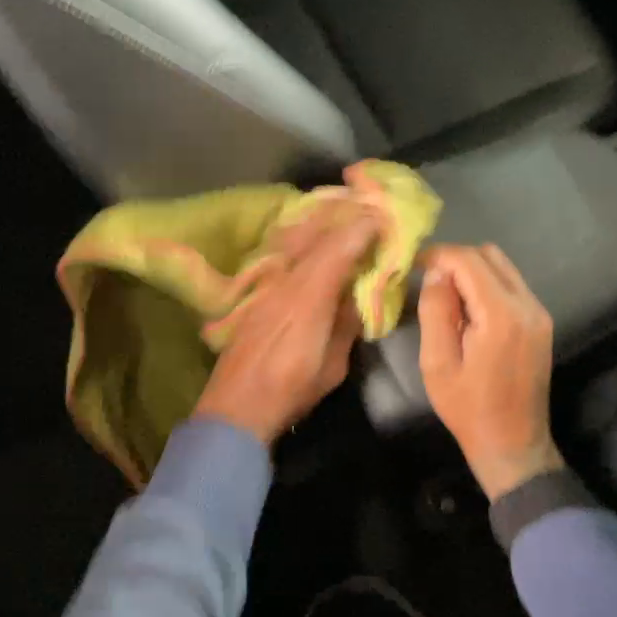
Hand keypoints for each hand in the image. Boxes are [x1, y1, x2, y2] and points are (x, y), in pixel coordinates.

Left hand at [193, 207, 374, 445]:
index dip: (360, 229)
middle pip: (315, 238)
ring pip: (295, 242)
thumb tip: (359, 296)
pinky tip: (310, 241)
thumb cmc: (289, 389)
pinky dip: (301, 241)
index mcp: (309, 296)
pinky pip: (282, 255)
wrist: (235, 406)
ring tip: (342, 217)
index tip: (381, 218)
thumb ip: (346, 325)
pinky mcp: (255, 292)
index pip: (338, 248)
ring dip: (320, 226)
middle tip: (366, 210)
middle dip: (342, 221)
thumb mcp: (332, 365)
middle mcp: (286, 280)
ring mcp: (266, 284)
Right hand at [417, 244, 566, 499]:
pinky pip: (512, 284)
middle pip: (489, 254)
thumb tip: (435, 273)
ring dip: (472, 270)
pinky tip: (469, 309)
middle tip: (429, 280)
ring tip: (447, 295)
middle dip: (455, 259)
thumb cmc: (468, 407)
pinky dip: (487, 283)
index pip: (467, 260)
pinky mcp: (541, 321)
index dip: (437, 255)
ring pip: (503, 265)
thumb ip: (435, 310)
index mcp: (501, 315)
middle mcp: (527, 306)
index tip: (413, 266)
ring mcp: (539, 313)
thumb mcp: (437, 361)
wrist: (514, 444)